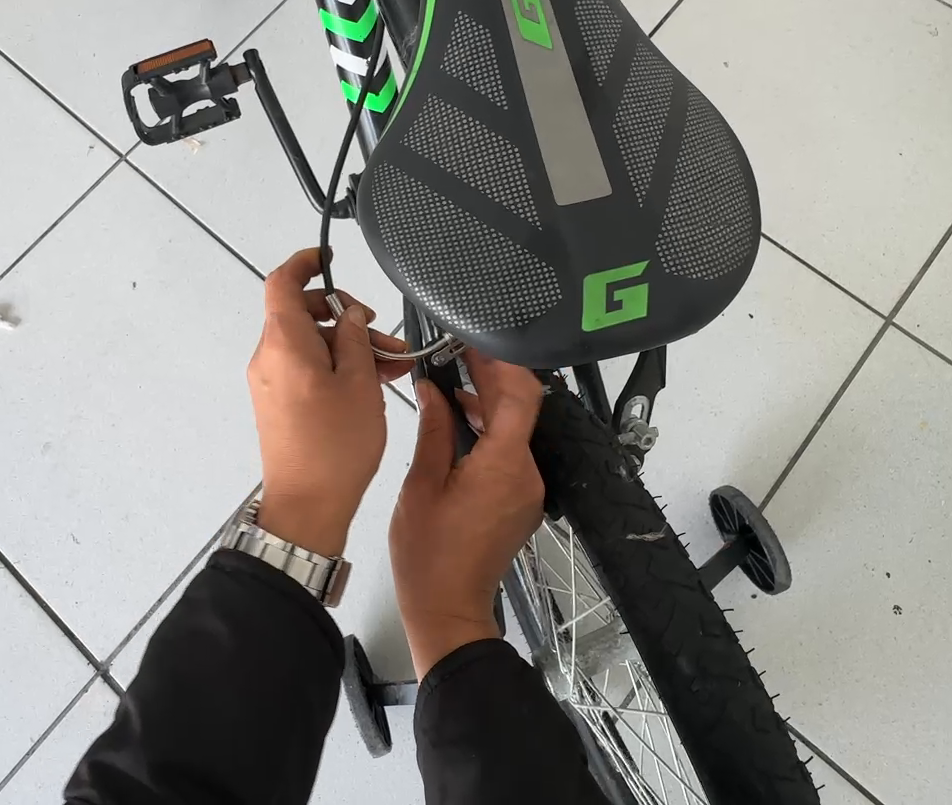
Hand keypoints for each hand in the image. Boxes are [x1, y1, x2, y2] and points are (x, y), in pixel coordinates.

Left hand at [248, 248, 410, 557]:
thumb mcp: (359, 383)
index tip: (330, 258)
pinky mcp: (278, 403)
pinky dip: (336, 365)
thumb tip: (350, 315)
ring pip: (310, 343)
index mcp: (284, 343)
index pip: (282, 282)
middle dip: (347, 315)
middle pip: (302, 313)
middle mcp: (269, 357)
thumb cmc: (335, 444)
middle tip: (384, 334)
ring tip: (395, 363)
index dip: (305, 263)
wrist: (306, 508)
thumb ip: (356, 338)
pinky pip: (306, 368)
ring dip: (349, 345)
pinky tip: (375, 380)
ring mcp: (271, 381)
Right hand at [390, 351, 544, 676]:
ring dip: (490, 403)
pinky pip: (513, 452)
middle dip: (492, 378)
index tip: (474, 342)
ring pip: (517, 430)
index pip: (521, 396)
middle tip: (458, 353)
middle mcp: (527, 474)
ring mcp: (528, 489)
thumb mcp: (422, 483)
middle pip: (521, 409)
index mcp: (504, 465)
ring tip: (452, 381)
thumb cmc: (428, 553)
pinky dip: (491, 430)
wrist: (449, 609)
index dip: (501, 363)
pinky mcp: (521, 500)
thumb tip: (432, 388)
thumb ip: (433, 429)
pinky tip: (461, 420)